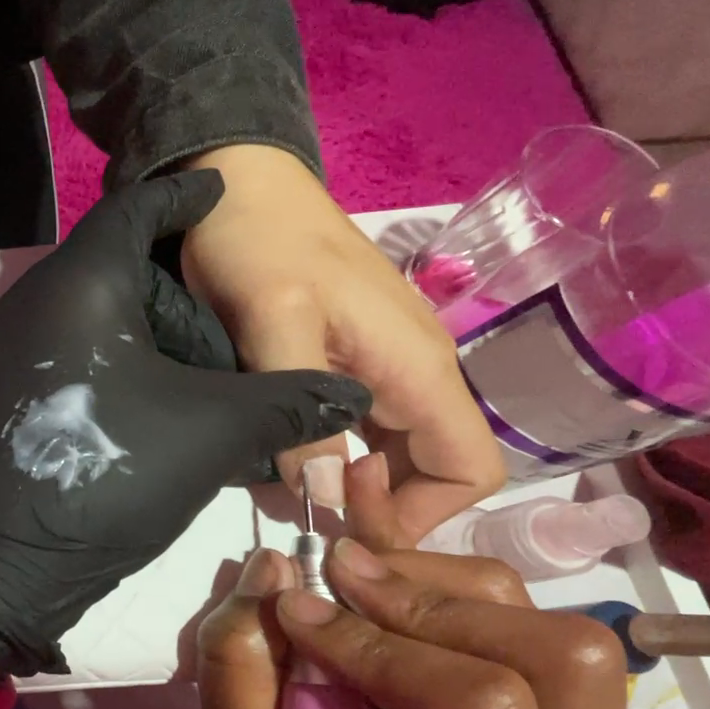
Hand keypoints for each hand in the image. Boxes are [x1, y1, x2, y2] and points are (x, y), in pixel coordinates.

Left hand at [0, 172, 371, 677]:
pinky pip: (73, 352)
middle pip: (116, 266)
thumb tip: (352, 393)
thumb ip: (286, 400)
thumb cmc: (102, 476)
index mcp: (78, 285)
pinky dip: (118, 360)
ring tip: (210, 362)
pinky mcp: (7, 389)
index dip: (184, 195)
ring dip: (150, 330)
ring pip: (94, 315)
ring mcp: (13, 348)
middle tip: (234, 306)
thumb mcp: (209, 433)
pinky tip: (160, 398)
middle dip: (178, 281)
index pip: (137, 209)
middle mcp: (36, 302)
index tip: (221, 190)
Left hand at [181, 144, 504, 542]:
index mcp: (418, 369)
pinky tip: (274, 456)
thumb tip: (326, 494)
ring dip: (346, 480)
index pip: (472, 470)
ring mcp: (381, 364)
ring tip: (278, 488)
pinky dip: (327, 450)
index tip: (342, 522)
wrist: (237, 185)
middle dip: (375, 505)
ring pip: (389, 449)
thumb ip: (300, 405)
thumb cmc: (257, 244)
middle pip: (430, 469)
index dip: (419, 513)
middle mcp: (415, 372)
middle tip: (298, 512)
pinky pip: (356, 423)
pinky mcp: (344, 357)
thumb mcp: (272, 321)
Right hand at [198, 476, 623, 708]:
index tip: (294, 610)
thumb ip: (240, 665)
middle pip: (553, 654)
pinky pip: (518, 602)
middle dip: (424, 599)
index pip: (478, 707)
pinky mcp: (560, 689)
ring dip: (430, 578)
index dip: (377, 645)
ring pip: (539, 614)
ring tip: (348, 575)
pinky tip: (375, 561)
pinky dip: (437, 570)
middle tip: (334, 571)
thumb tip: (276, 566)